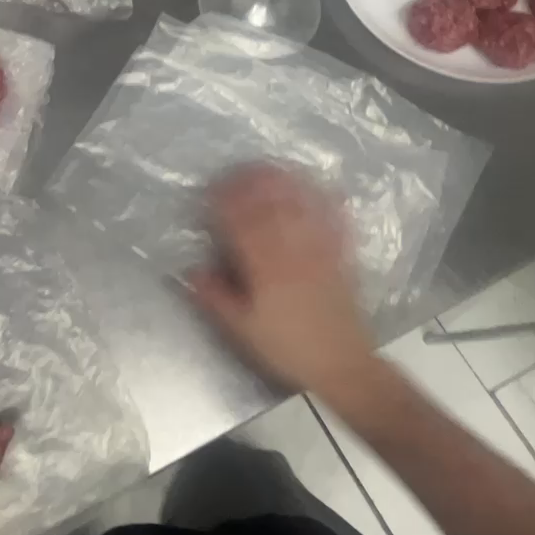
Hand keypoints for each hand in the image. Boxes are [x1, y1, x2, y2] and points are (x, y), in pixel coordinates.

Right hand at [188, 163, 381, 401]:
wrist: (341, 366)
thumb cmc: (286, 347)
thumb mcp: (241, 329)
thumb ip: (215, 297)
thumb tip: (192, 270)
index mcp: (265, 268)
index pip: (242, 224)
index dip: (227, 202)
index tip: (213, 188)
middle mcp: (292, 253)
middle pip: (271, 208)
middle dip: (254, 185)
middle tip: (239, 168)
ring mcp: (320, 252)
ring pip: (301, 209)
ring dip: (286, 185)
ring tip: (271, 168)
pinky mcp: (341, 258)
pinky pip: (333, 223)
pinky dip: (326, 202)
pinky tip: (322, 188)